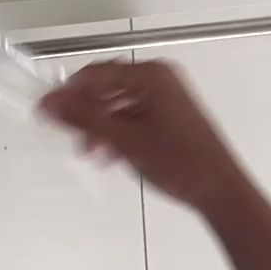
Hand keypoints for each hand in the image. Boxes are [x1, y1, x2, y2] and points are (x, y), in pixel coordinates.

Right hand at [40, 60, 246, 211]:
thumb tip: (48, 103)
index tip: (46, 111)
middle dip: (86, 112)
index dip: (68, 92)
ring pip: (118, 102)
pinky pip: (134, 111)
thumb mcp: (124, 141)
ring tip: (90, 151)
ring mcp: (167, 93)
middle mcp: (158, 76)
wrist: (224, 195)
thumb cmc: (179, 164)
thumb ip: (83, 119)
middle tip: (69, 135)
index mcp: (149, 74)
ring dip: (100, 124)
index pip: (95, 74)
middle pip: (107, 86)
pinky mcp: (171, 111)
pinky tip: (108, 152)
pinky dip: (118, 128)